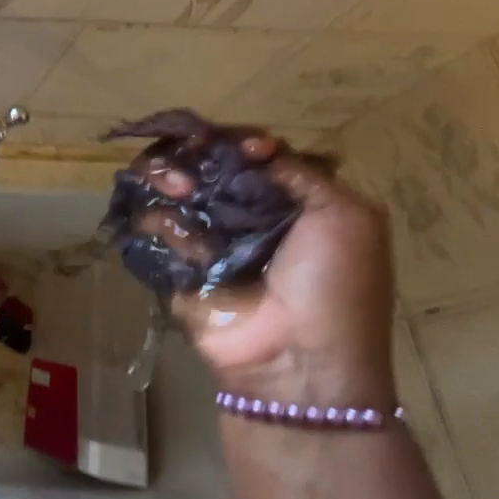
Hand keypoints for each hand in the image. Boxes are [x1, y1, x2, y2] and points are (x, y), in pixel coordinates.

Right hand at [150, 137, 396, 407]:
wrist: (297, 358)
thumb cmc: (334, 286)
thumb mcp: (347, 217)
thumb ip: (298, 169)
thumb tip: (248, 143)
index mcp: (285, 200)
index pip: (243, 151)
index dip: (231, 140)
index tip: (231, 144)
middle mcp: (240, 212)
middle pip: (198, 163)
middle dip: (188, 155)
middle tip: (189, 166)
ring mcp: (203, 237)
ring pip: (167, 187)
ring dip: (167, 179)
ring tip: (178, 192)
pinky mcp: (173, 262)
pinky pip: (152, 225)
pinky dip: (161, 222)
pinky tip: (181, 237)